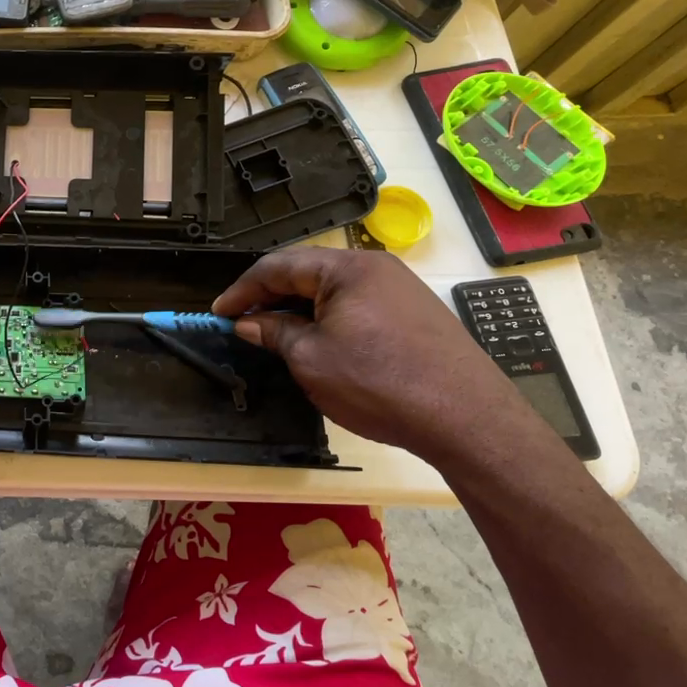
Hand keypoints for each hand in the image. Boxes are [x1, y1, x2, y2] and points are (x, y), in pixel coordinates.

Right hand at [213, 247, 538, 460]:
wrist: (468, 420)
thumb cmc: (379, 383)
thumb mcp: (311, 359)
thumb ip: (274, 333)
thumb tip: (248, 323)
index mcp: (347, 267)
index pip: (278, 266)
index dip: (242, 290)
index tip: (218, 313)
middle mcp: (375, 268)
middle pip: (307, 273)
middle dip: (270, 298)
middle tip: (242, 324)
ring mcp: (401, 291)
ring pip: (334, 291)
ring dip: (299, 310)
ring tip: (276, 337)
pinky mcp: (417, 316)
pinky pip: (358, 307)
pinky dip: (329, 320)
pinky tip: (320, 345)